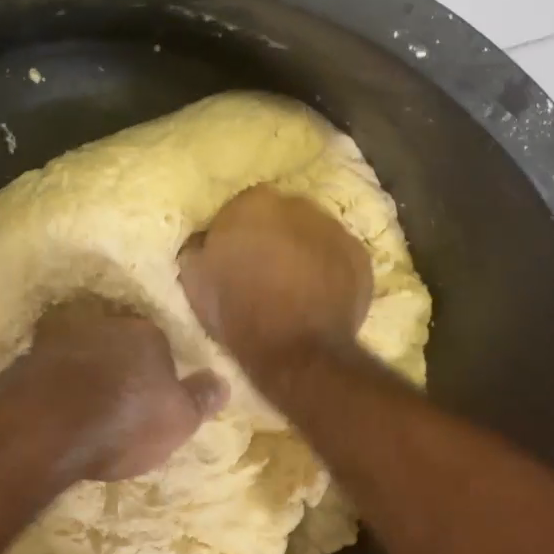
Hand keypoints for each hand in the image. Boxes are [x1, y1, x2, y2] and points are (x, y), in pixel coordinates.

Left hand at [6, 299, 228, 481]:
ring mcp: (62, 339)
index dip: (159, 376)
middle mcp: (104, 325)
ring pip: (83, 356)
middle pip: (119, 346)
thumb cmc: (125, 421)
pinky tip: (56, 416)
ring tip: (87, 416)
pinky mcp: (28, 360)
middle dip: (120, 371)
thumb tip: (223, 380)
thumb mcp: (179, 419)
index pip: (161, 346)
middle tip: (121, 410)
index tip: (155, 404)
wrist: (48, 426)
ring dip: (86, 377)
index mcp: (146, 333)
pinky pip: (51, 373)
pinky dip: (56, 388)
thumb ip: (201, 397)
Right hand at [178, 185, 373, 372]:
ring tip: (295, 283)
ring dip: (304, 249)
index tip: (235, 255)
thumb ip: (197, 248)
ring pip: (313, 233)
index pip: (243, 206)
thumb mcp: (193, 278)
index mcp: (253, 202)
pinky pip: (339, 256)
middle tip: (265, 268)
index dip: (238, 231)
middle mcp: (297, 205)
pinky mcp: (360, 257)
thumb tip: (204, 242)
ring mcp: (334, 229)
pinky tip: (319, 294)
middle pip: (282, 215)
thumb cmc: (237, 311)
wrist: (294, 351)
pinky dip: (330, 269)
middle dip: (274, 234)